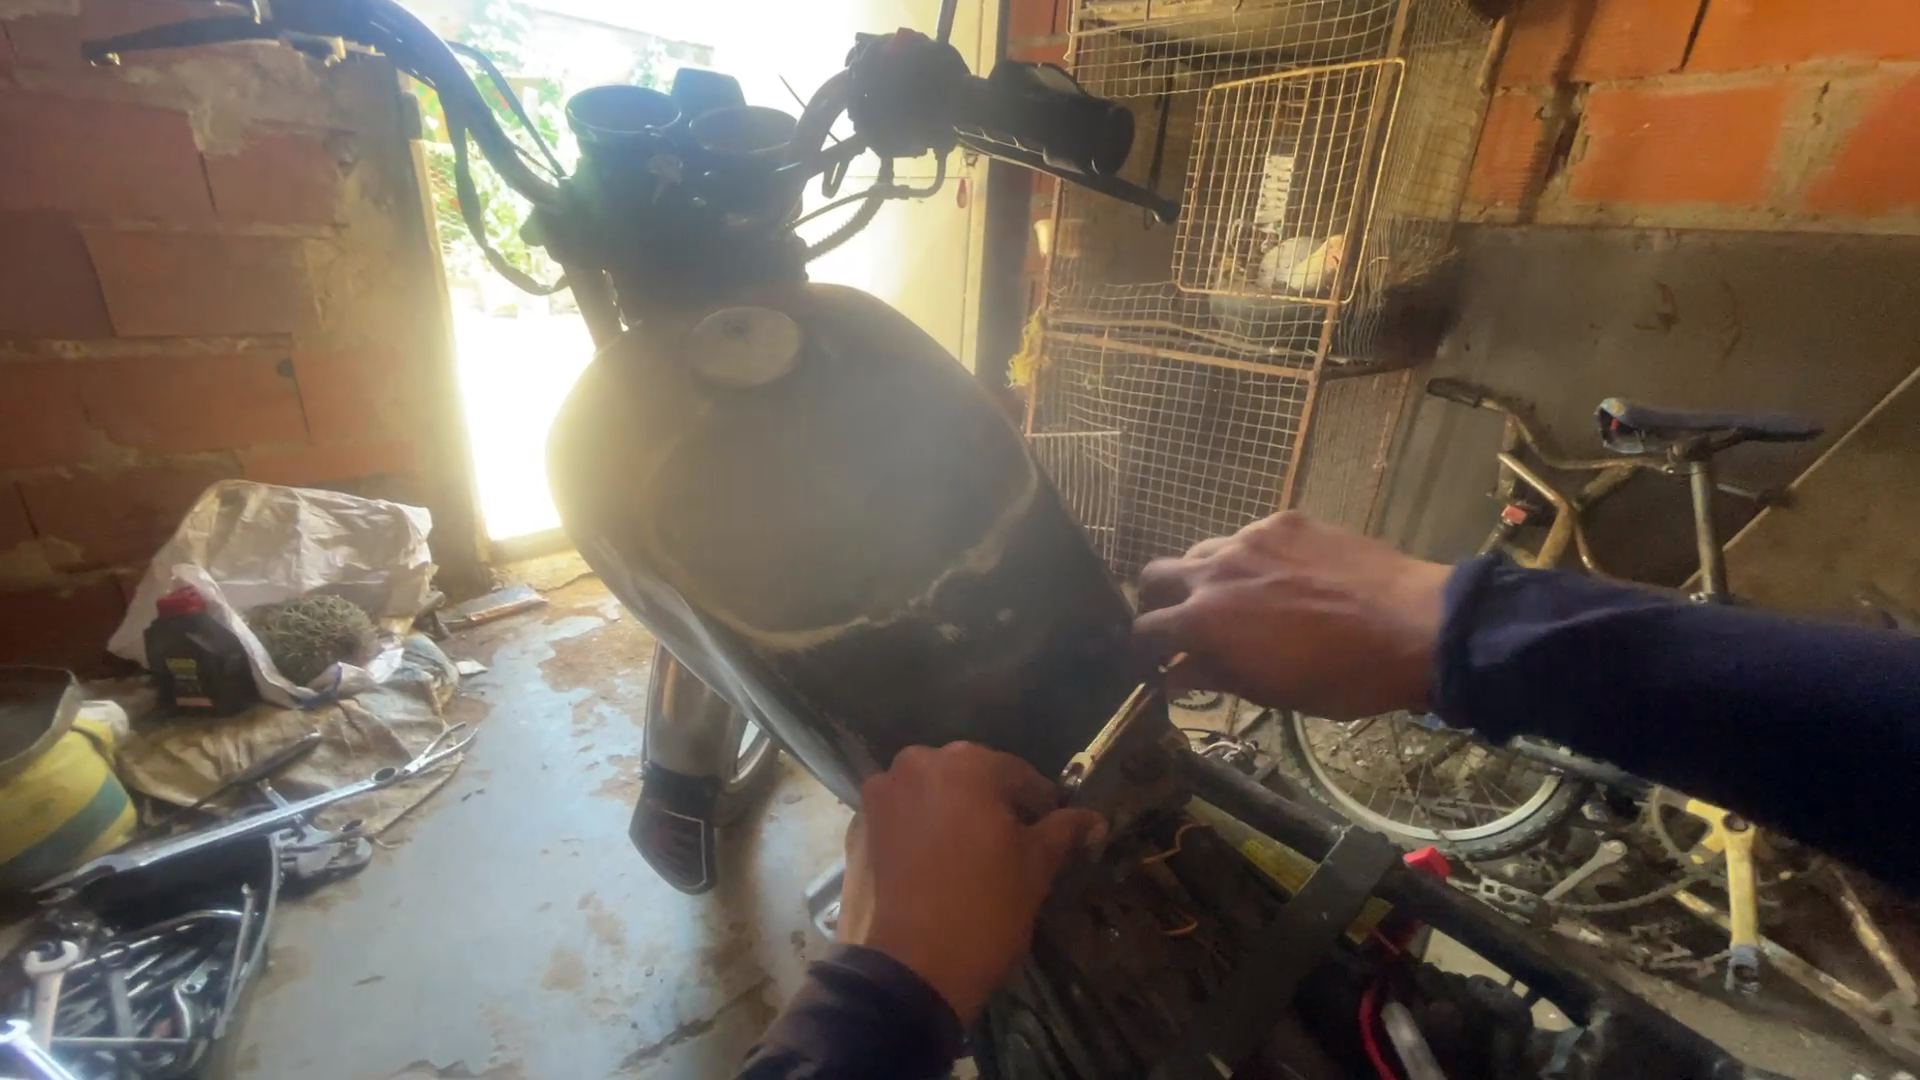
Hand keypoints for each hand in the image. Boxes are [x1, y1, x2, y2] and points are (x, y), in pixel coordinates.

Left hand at [838, 742, 1105, 1023]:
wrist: (907, 972)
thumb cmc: (984, 909)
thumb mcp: (1036, 868)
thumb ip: (1064, 831)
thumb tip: (1094, 818)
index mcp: (966, 764)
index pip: (1017, 773)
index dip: (1040, 802)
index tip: (1052, 827)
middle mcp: (918, 763)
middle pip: (968, 776)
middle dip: (991, 803)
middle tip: (1011, 843)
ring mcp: (881, 794)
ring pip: (930, 793)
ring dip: (950, 812)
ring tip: (967, 856)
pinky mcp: (856, 827)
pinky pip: (899, 818)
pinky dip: (915, 831)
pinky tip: (929, 866)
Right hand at [1134, 512, 1450, 719]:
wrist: (1416, 627)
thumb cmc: (1340, 676)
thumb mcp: (1269, 690)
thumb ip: (1211, 676)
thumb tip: (1173, 676)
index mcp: (1202, 620)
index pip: (1145, 629)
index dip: (1143, 648)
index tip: (1155, 660)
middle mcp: (1213, 571)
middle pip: (1153, 575)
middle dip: (1156, 600)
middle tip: (1181, 621)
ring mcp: (1248, 539)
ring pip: (1200, 551)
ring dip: (1202, 576)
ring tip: (1234, 597)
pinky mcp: (1283, 521)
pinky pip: (1248, 537)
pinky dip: (1249, 559)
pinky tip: (1283, 576)